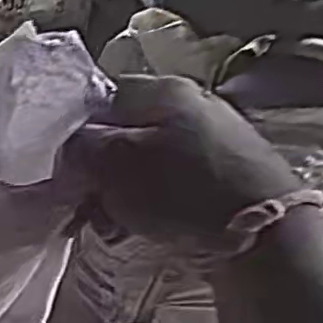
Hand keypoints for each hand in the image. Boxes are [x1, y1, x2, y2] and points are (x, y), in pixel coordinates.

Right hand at [65, 75, 301, 244]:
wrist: (258, 231)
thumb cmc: (183, 190)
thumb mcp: (119, 165)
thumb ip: (84, 149)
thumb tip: (69, 149)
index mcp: (163, 92)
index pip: (100, 100)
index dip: (75, 136)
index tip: (64, 173)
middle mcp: (184, 108)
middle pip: (117, 137)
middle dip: (92, 175)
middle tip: (80, 209)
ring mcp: (201, 142)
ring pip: (134, 166)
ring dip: (110, 197)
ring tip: (106, 226)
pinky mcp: (211, 176)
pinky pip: (158, 186)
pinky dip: (137, 207)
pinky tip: (130, 229)